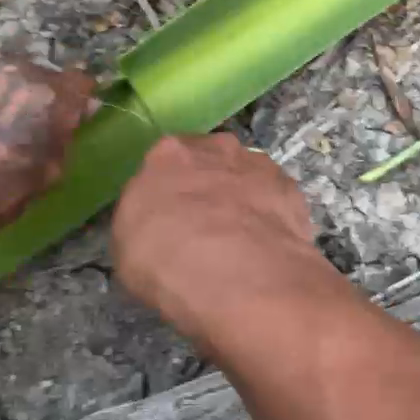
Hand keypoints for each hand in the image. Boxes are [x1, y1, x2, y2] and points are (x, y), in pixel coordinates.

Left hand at [0, 51, 92, 247]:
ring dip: (3, 90)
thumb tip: (76, 116)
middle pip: (42, 75)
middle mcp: (15, 69)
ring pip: (4, 71)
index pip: (81, 83)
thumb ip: (64, 140)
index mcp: (48, 97)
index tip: (68, 120)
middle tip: (21, 128)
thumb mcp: (41, 180)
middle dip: (38, 97)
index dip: (77, 103)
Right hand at [111, 134, 323, 341]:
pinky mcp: (291, 187)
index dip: (170, 193)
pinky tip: (268, 245)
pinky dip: (272, 216)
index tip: (173, 218)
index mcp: (168, 155)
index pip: (166, 165)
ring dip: (244, 200)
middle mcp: (216, 148)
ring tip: (243, 242)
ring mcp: (259, 164)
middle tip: (208, 228)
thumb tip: (162, 224)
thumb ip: (147, 220)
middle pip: (211, 163)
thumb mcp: (129, 245)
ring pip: (247, 177)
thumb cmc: (166, 260)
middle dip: (210, 188)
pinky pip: (275, 199)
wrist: (237, 271)